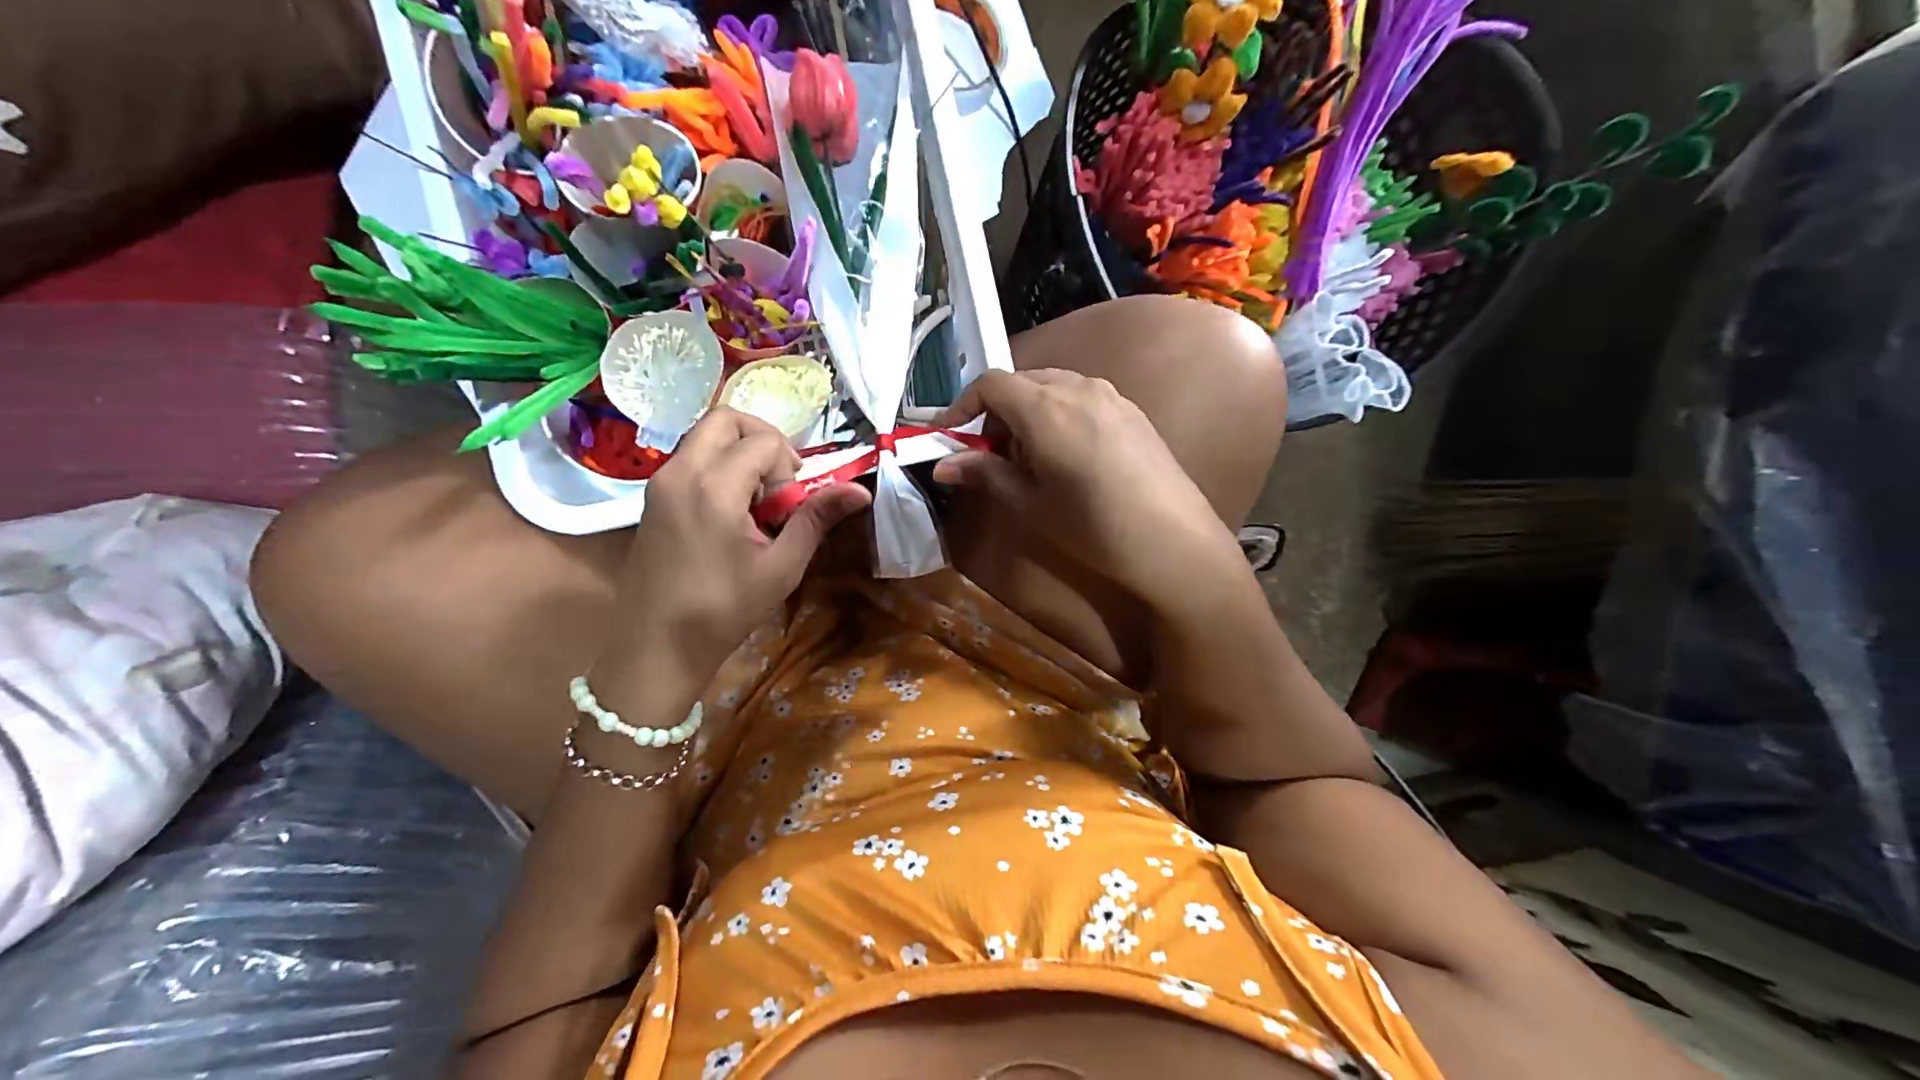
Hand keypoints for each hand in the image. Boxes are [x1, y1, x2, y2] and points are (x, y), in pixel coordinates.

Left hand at [594, 409, 870, 684]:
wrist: (656, 646)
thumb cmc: (724, 610)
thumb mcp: (782, 567)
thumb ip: (816, 518)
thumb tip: (860, 490)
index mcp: (714, 488)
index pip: (763, 441)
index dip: (788, 466)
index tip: (789, 506)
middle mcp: (681, 472)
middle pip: (726, 419)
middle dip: (762, 439)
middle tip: (779, 481)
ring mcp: (660, 482)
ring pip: (705, 435)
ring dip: (738, 451)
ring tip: (755, 499)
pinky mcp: (652, 496)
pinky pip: (690, 458)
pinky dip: (717, 465)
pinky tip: (730, 511)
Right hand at [933, 369, 1246, 610]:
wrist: (1173, 542)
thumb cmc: (1093, 527)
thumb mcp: (1030, 504)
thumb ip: (985, 475)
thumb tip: (942, 464)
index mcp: (1046, 407)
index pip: (990, 384)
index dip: (962, 406)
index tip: (948, 436)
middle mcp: (1078, 387)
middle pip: (1021, 381)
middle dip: (994, 411)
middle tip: (987, 454)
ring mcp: (1111, 395)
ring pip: (1052, 386)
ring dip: (1027, 411)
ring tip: (1026, 456)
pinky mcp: (1132, 410)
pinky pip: (1081, 396)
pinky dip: (1057, 413)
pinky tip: (1065, 454)